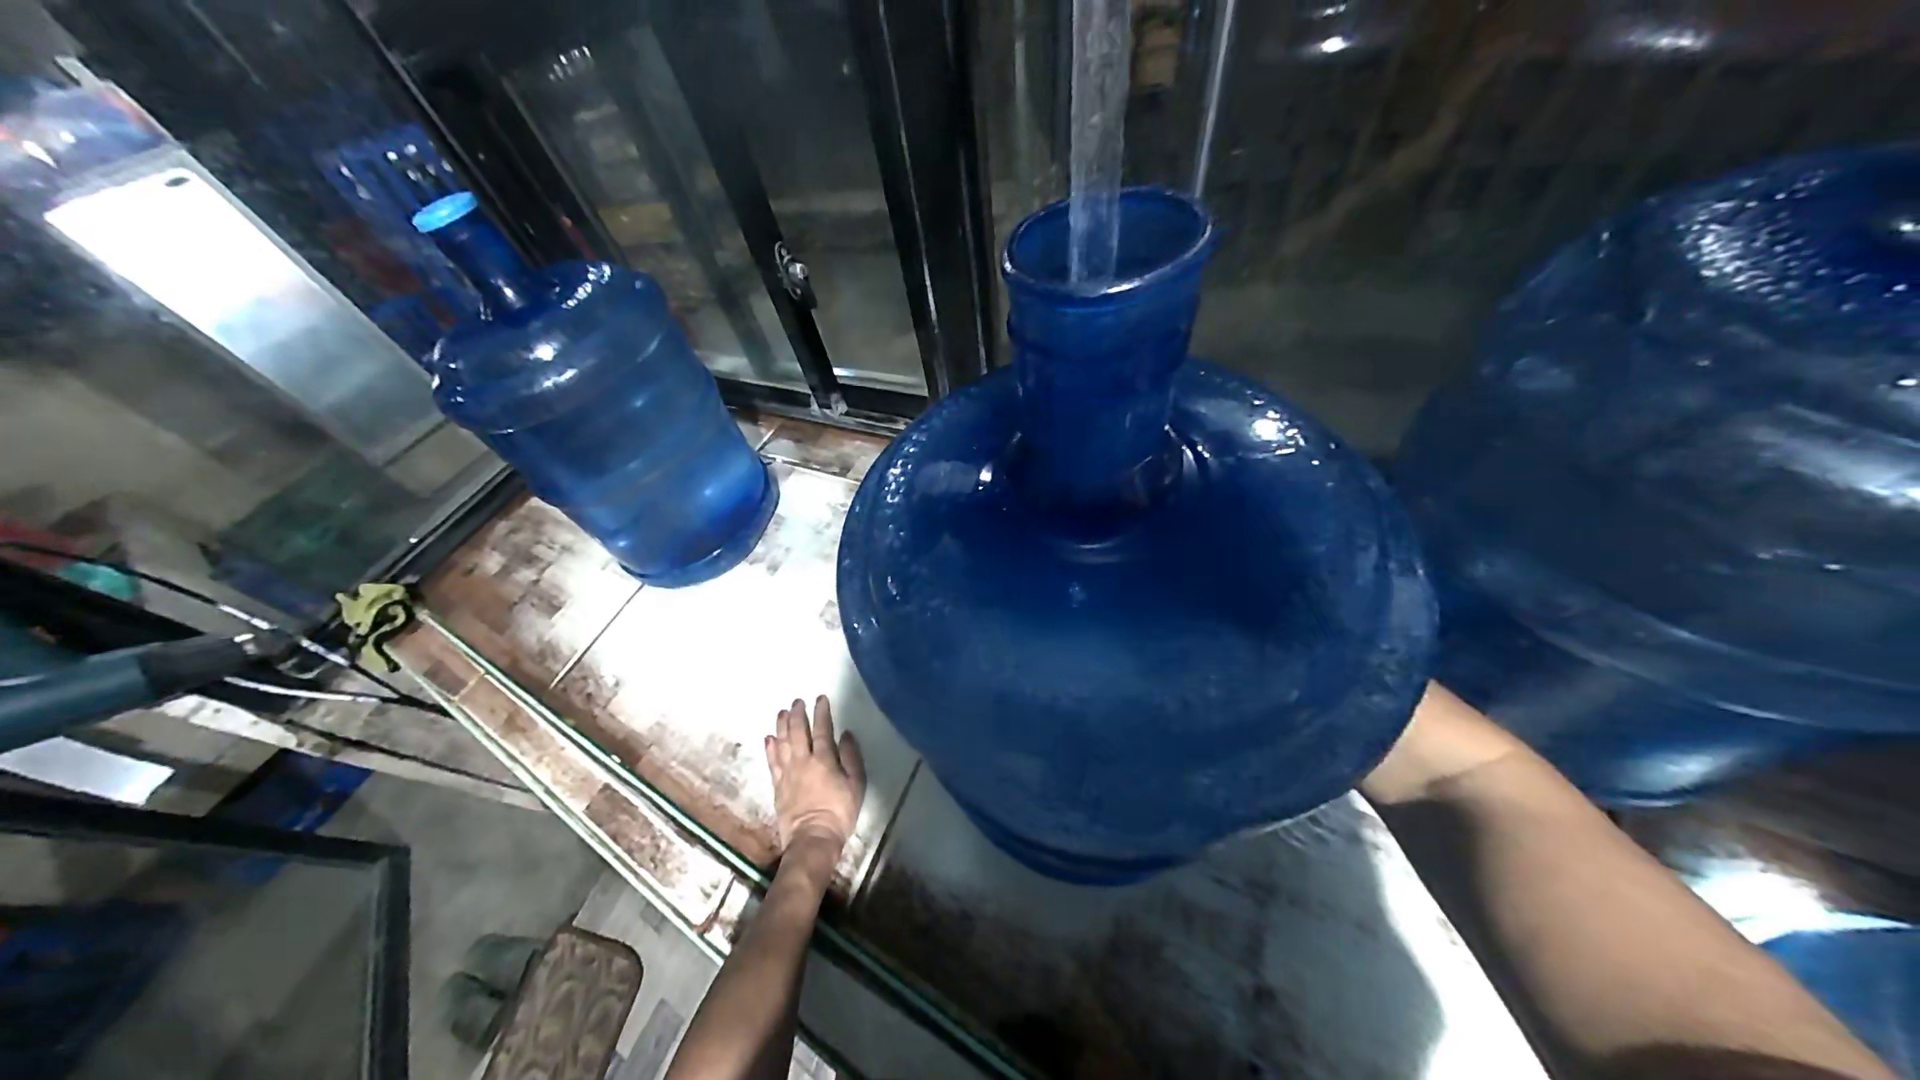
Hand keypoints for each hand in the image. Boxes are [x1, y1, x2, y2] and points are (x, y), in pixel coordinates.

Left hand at [764, 696, 866, 853]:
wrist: (813, 839)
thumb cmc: (840, 812)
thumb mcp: (856, 785)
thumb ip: (851, 757)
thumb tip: (845, 734)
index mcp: (824, 760)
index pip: (822, 730)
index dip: (821, 713)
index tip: (820, 699)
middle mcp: (803, 761)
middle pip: (797, 732)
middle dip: (797, 714)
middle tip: (797, 701)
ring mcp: (787, 773)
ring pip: (782, 743)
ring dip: (781, 726)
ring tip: (781, 712)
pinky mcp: (778, 786)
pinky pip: (772, 762)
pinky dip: (770, 748)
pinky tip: (769, 738)